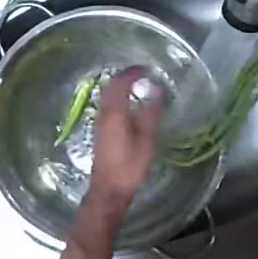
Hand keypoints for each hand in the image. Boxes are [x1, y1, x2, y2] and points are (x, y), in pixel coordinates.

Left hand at [88, 67, 164, 204]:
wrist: (109, 190)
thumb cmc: (130, 166)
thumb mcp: (146, 139)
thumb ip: (151, 112)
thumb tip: (157, 89)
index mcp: (114, 112)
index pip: (120, 83)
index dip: (133, 72)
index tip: (147, 68)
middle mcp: (104, 114)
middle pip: (112, 87)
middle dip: (127, 77)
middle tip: (144, 74)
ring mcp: (100, 122)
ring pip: (109, 96)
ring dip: (122, 87)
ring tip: (140, 86)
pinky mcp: (102, 131)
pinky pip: (109, 106)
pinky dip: (120, 99)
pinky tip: (132, 106)